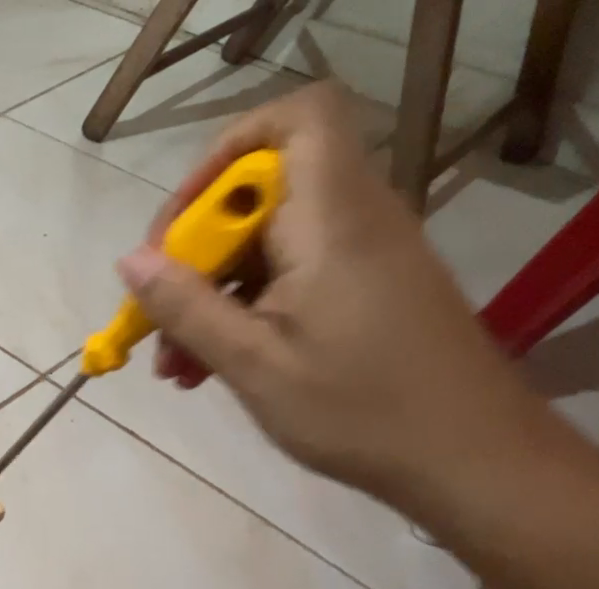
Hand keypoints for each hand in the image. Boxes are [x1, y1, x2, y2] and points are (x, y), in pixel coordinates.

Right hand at [119, 81, 552, 509]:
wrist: (469, 460)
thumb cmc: (360, 411)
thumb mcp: (253, 364)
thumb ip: (186, 307)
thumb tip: (128, 261)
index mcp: (332, 221)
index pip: (296, 119)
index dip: (228, 150)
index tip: (181, 223)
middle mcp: (352, 220)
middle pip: (260, 190)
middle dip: (194, 248)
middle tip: (156, 311)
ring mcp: (360, 256)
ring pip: (264, 242)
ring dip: (208, 291)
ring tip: (172, 362)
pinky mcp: (363, 289)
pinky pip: (285, 275)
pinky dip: (239, 310)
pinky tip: (205, 368)